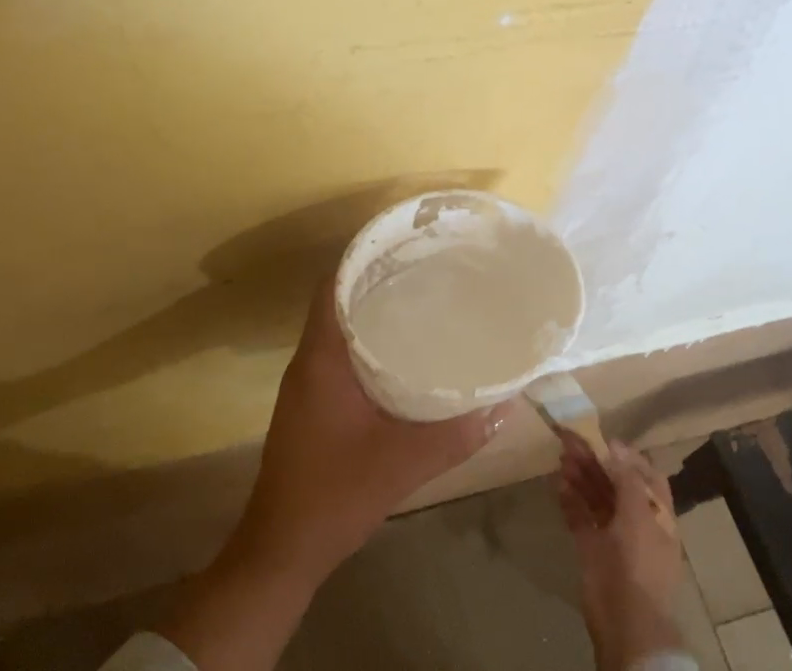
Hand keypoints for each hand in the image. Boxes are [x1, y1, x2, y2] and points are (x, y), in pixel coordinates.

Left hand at [159, 278, 505, 670]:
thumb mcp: (402, 463)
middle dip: (381, 280)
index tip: (408, 243)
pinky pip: (344, 356)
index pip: (334, 285)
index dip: (365, 256)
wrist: (283, 548)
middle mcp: (310, 362)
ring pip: (342, 329)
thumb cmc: (334, 495)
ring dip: (376, 312)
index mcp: (321, 360)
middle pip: (341, 300)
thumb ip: (456, 434)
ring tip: (428, 302)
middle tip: (432, 269)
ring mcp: (309, 385)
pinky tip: (409, 357)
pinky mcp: (315, 406)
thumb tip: (508, 403)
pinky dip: (373, 345)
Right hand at [558, 435, 686, 670]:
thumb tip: (617, 446)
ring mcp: (613, 536)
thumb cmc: (639, 564)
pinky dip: (570, 501)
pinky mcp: (591, 550)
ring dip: (580, 477)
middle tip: (570, 440)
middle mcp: (637, 522)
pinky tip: (557, 484)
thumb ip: (628, 480)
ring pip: (597, 499)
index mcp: (657, 514)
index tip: (603, 439)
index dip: (626, 456)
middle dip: (596, 462)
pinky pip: (581, 519)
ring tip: (561, 456)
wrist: (625, 621)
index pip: (645, 476)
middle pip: (616, 484)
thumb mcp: (639, 516)